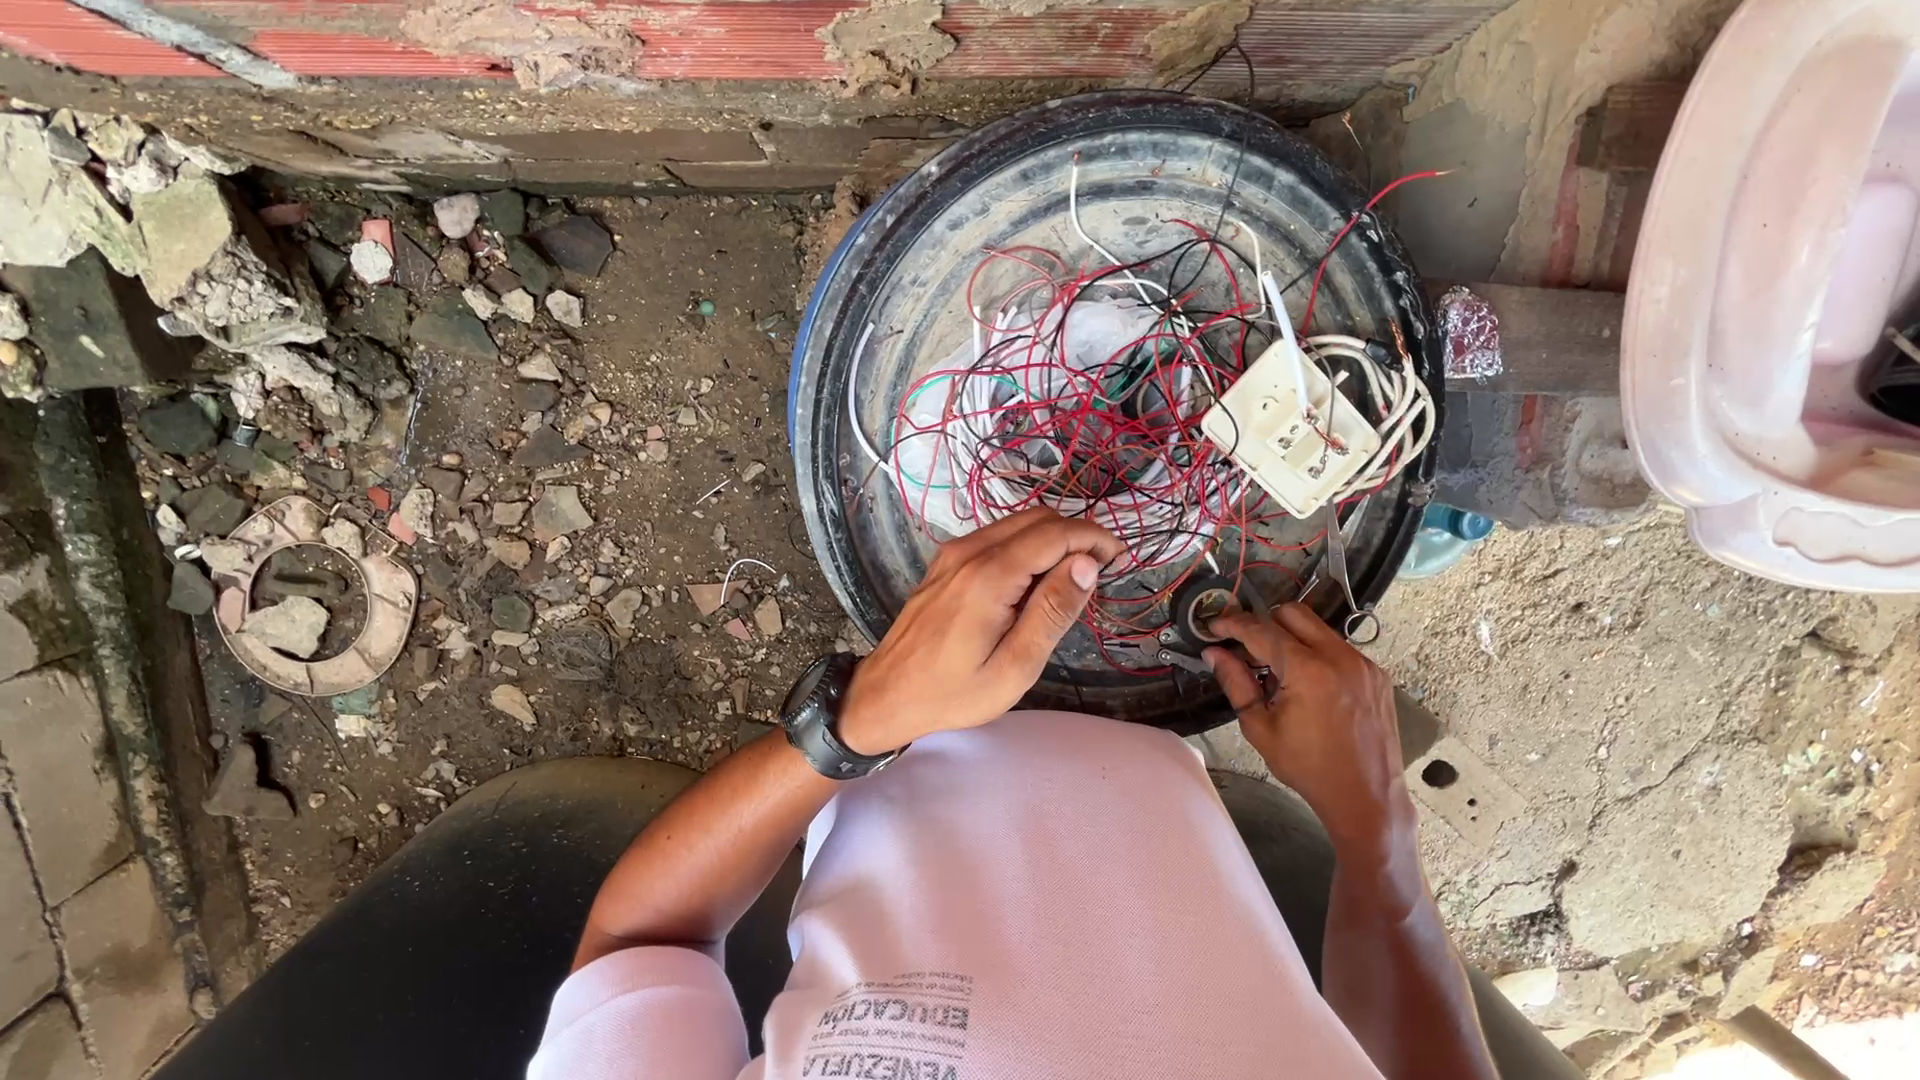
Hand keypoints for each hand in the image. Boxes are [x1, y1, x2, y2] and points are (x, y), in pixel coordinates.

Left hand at [837, 507, 1123, 754]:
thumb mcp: (1015, 666)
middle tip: (1101, 572)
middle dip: (1077, 536)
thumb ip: (1052, 611)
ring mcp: (954, 554)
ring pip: (1017, 524)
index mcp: (990, 575)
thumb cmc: (954, 692)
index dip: (1094, 540)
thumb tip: (1087, 564)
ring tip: (1073, 579)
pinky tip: (1035, 582)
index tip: (1119, 560)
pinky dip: (1027, 546)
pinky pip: (996, 537)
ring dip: (1053, 539)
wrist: (886, 695)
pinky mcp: (946, 563)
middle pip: (1038, 519)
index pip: (1056, 534)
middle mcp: (970, 551)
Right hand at [1205, 603, 1411, 855]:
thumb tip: (1214, 654)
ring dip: (1290, 637)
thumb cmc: (1308, 767)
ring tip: (1277, 671)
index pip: (1262, 630)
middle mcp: (1339, 657)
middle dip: (1264, 622)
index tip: (1214, 626)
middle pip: (1292, 613)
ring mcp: (1363, 663)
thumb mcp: (1260, 727)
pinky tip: (1307, 684)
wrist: (1366, 796)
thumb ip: (1235, 683)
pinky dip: (1316, 653)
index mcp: (1308, 671)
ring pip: (1317, 628)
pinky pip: (1338, 647)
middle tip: (1246, 647)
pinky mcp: (1376, 674)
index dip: (1233, 624)